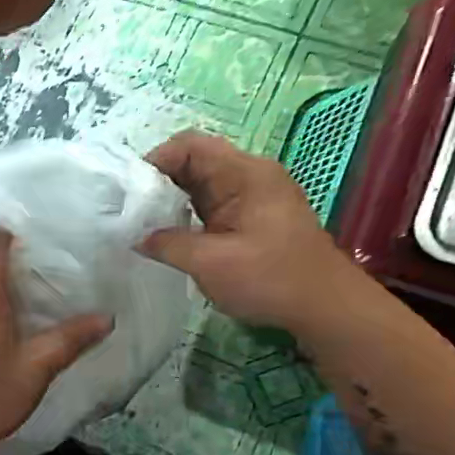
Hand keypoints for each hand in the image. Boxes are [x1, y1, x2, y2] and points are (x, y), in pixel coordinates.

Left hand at [0, 231, 110, 454]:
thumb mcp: (35, 369)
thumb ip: (70, 339)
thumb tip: (107, 317)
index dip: (18, 230)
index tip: (51, 233)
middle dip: (22, 254)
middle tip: (62, 259)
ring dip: (11, 278)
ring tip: (50, 284)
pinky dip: (0, 298)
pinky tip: (25, 316)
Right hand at [137, 131, 362, 329]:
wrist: (325, 308)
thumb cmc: (271, 280)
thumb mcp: (210, 263)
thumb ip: (166, 244)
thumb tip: (134, 236)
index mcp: (244, 174)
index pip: (188, 146)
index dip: (154, 161)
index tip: (129, 193)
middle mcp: (248, 175)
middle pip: (192, 160)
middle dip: (157, 181)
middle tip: (129, 209)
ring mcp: (250, 195)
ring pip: (198, 182)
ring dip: (169, 198)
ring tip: (142, 222)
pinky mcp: (249, 215)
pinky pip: (208, 201)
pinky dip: (184, 211)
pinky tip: (167, 232)